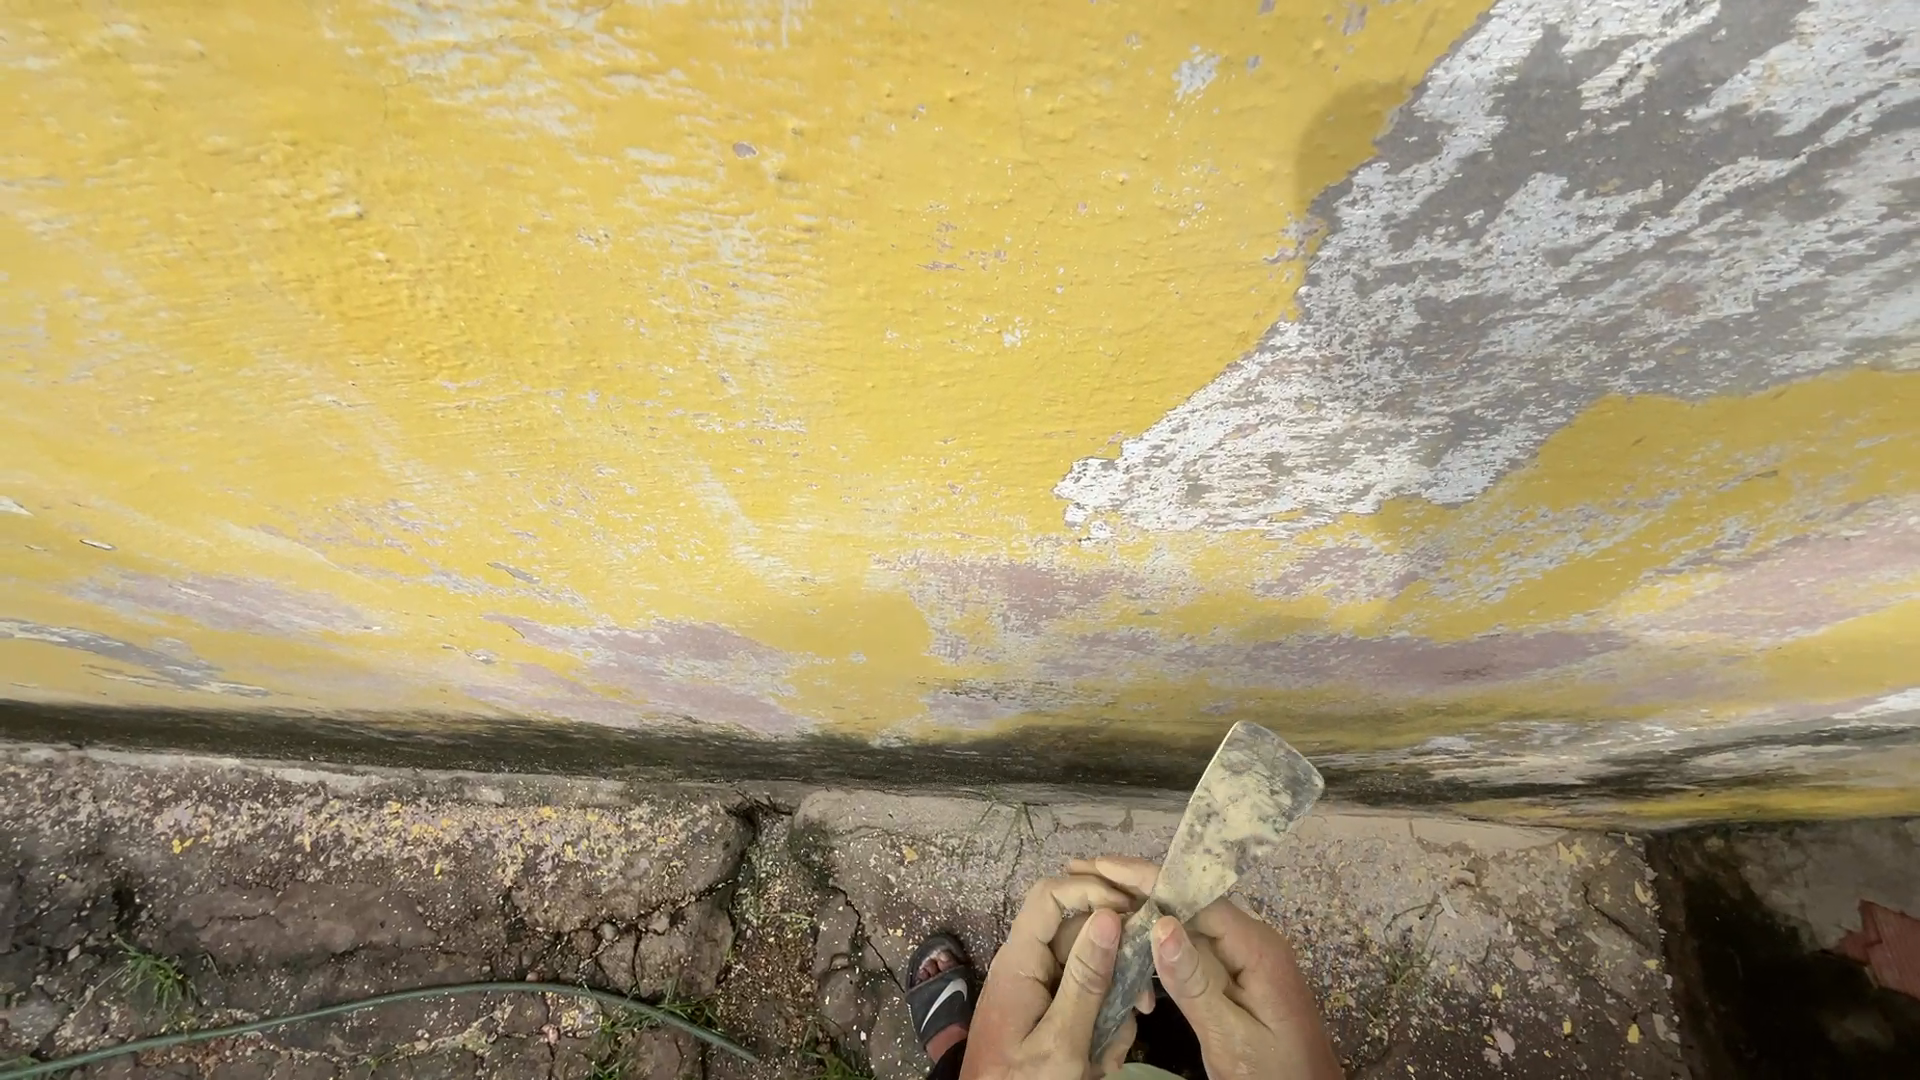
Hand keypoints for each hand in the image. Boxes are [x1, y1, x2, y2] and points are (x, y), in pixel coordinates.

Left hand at [961, 874, 1139, 1079]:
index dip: (1090, 891)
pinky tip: (1105, 1059)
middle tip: (1146, 1002)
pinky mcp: (1045, 1009)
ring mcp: (1036, 986)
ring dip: (1111, 1005)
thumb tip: (1109, 915)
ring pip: (1086, 968)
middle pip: (1077, 933)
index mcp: (1019, 958)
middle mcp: (1026, 962)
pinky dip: (1100, 1024)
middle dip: (1115, 964)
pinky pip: (1080, 997)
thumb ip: (1086, 980)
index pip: (1050, 894)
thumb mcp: (1061, 1042)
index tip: (1131, 911)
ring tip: (1115, 1049)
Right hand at [1067, 857, 1341, 1079]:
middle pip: (1186, 897)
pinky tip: (1124, 927)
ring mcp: (1242, 954)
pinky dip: (1154, 932)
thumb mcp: (1231, 1039)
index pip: (1194, 895)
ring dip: (1140, 902)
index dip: (1146, 876)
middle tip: (1083, 869)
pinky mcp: (1233, 971)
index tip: (1102, 865)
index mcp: (1257, 946)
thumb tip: (1158, 922)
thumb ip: (1194, 983)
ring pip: (1184, 917)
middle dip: (1134, 881)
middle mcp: (1251, 938)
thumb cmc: (1274, 1078)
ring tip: (1093, 889)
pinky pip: (1190, 941)